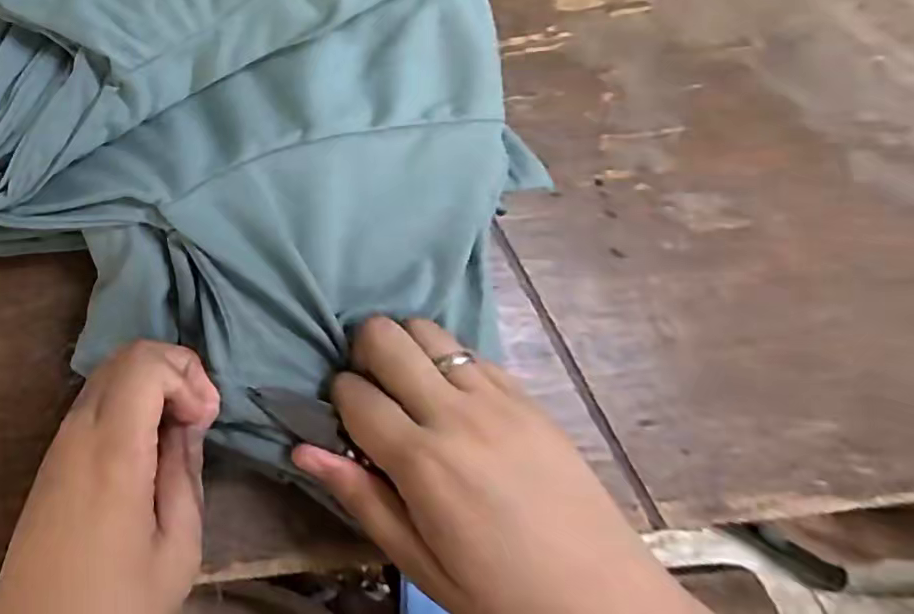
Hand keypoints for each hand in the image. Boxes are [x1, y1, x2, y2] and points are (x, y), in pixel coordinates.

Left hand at [0, 341, 220, 613]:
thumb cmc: (114, 599)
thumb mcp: (175, 550)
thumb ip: (186, 473)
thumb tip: (187, 422)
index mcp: (112, 445)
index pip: (146, 362)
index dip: (186, 374)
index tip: (206, 417)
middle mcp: (81, 424)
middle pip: (128, 354)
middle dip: (175, 368)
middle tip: (201, 413)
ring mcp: (63, 432)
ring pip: (112, 368)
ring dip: (153, 379)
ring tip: (180, 423)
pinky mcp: (56, 447)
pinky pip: (98, 394)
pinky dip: (131, 394)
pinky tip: (150, 436)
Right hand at [294, 318, 705, 613]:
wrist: (613, 609)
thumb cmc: (503, 596)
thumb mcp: (422, 564)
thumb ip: (360, 498)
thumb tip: (300, 449)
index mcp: (423, 462)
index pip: (352, 391)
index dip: (338, 399)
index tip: (348, 421)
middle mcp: (454, 415)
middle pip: (382, 335)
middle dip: (362, 351)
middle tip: (372, 387)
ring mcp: (495, 400)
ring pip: (425, 328)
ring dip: (405, 346)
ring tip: (410, 384)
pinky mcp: (527, 397)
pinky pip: (470, 350)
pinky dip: (448, 359)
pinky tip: (454, 395)